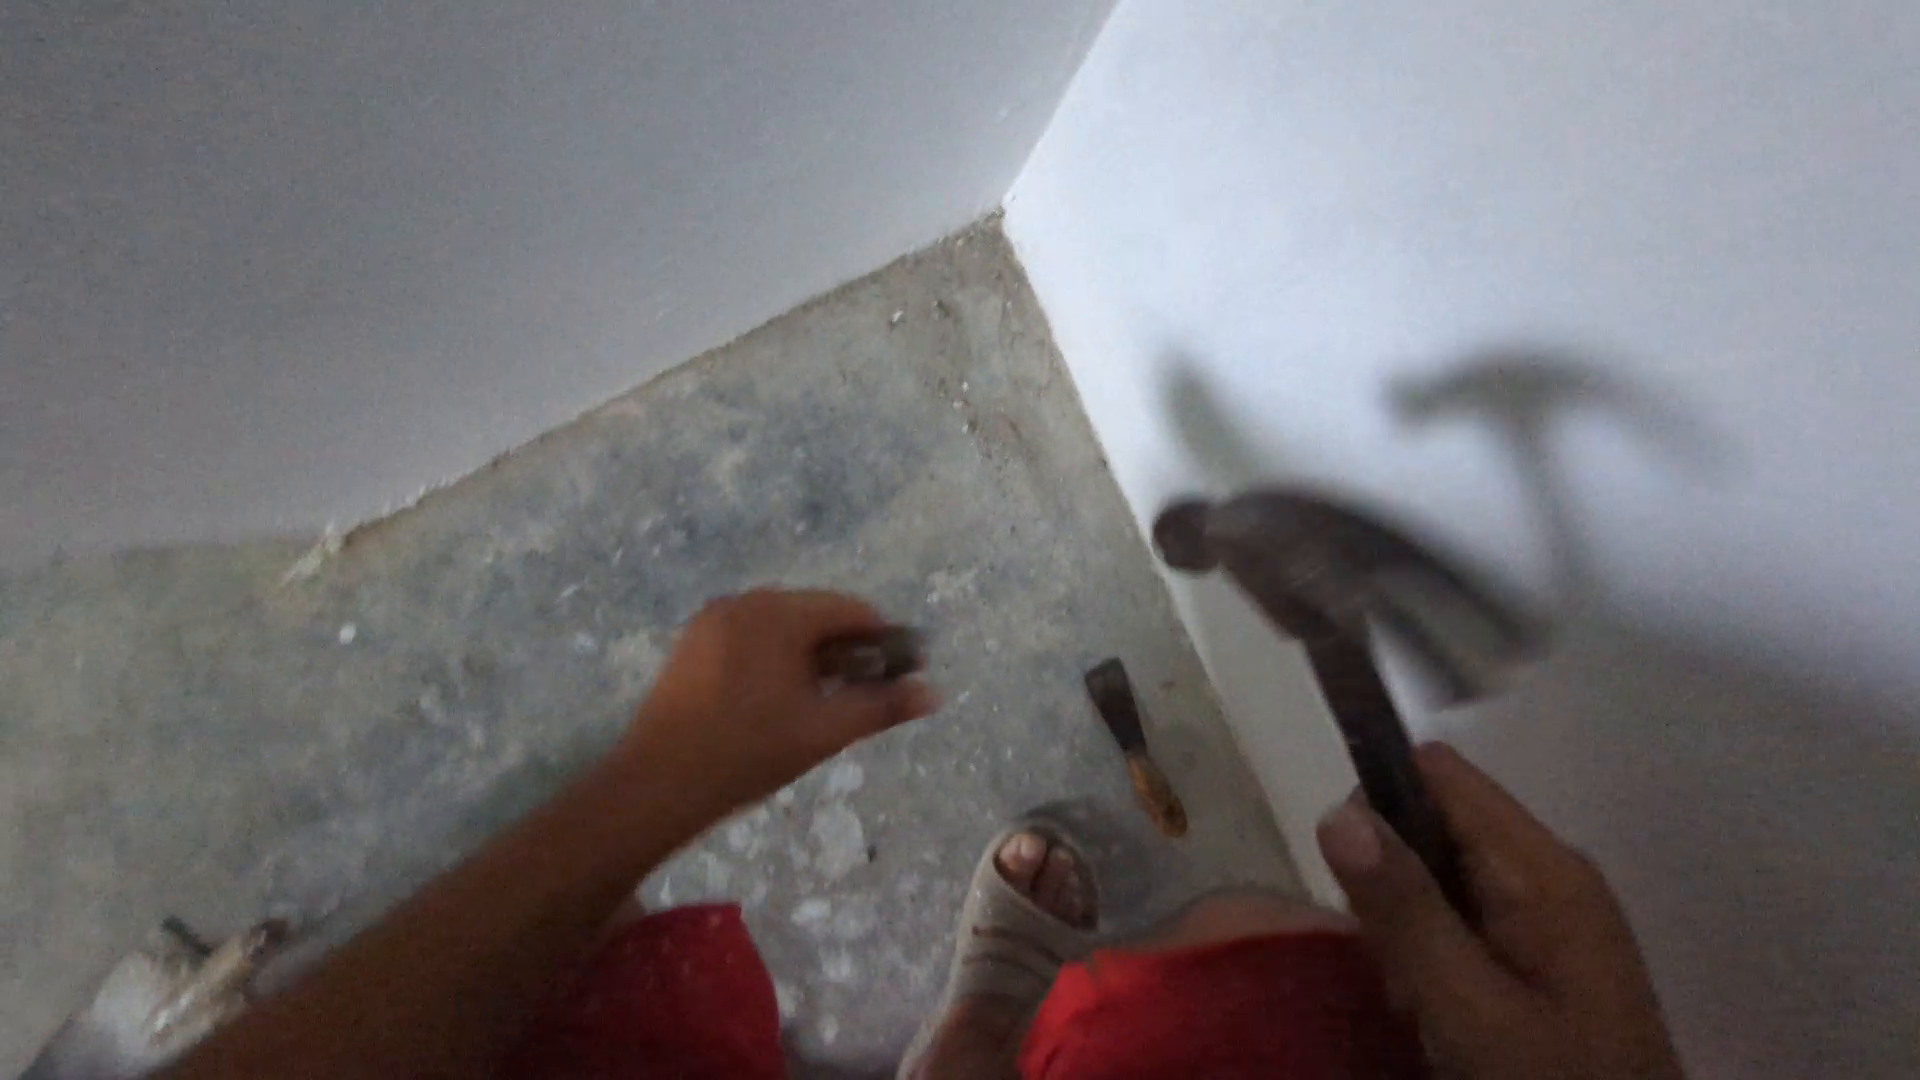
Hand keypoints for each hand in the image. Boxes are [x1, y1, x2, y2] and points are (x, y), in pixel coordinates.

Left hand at [618, 589, 937, 822]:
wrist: (654, 786)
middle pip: (817, 614)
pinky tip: (779, 697)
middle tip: (860, 694)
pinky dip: (778, 656)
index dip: (884, 639)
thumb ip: (882, 706)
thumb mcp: (824, 731)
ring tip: (821, 701)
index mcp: (778, 613)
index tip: (900, 673)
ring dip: (813, 654)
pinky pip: (753, 635)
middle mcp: (745, 601)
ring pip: (784, 625)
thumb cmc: (747, 754)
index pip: (851, 610)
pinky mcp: (694, 641)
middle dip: (847, 649)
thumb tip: (935, 693)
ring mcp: (714, 619)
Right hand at [1317, 742, 1685, 1079]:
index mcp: (1541, 866)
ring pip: (1431, 864)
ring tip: (1413, 989)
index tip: (1358, 876)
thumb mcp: (1466, 1008)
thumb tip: (1335, 811)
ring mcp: (1546, 909)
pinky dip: (1423, 942)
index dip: (1379, 801)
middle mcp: (1546, 869)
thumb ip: (1403, 907)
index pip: (1433, 771)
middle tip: (1389, 954)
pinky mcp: (1537, 945)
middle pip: (1428, 816)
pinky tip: (1431, 999)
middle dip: (1386, 872)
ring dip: (1400, 915)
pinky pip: (1453, 907)